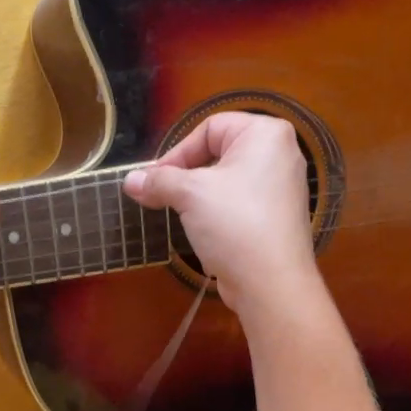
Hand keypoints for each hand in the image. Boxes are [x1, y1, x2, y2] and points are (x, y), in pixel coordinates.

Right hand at [121, 112, 318, 317]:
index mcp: (265, 134)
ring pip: (226, 182)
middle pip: (218, 154)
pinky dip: (217, 215)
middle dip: (186, 176)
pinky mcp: (276, 218)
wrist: (270, 281)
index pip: (210, 128)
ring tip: (180, 216)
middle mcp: (279, 154)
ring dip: (198, 198)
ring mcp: (281, 188)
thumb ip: (158, 182)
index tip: (154, 181)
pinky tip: (204, 235)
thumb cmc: (234, 223)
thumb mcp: (189, 195)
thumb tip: (129, 180)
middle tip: (161, 198)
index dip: (177, 153)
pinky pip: (238, 205)